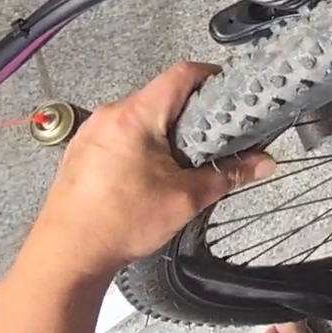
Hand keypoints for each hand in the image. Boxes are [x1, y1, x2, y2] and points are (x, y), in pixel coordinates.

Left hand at [26, 62, 272, 279]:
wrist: (65, 258)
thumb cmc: (123, 223)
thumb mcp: (186, 198)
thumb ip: (229, 175)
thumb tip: (267, 163)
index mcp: (136, 116)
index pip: (182, 74)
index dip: (212, 76)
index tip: (233, 92)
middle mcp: (111, 115)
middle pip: (163, 94)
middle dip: (194, 109)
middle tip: (218, 131)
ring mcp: (92, 131)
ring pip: (143, 113)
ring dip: (169, 127)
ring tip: (189, 154)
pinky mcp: (82, 149)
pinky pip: (122, 130)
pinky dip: (146, 140)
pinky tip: (156, 169)